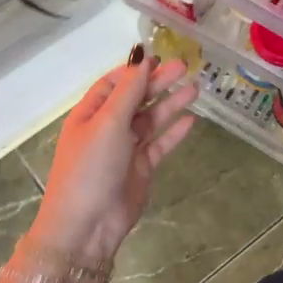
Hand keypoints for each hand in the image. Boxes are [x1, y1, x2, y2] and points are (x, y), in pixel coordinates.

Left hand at [29, 50, 196, 263]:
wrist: (87, 224)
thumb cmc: (91, 167)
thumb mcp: (108, 123)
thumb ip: (129, 91)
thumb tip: (142, 59)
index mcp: (89, 114)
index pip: (112, 84)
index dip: (134, 70)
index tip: (158, 57)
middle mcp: (106, 129)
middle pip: (135, 99)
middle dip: (158, 83)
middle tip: (185, 66)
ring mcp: (124, 150)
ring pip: (150, 120)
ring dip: (171, 104)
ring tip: (196, 89)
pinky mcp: (140, 169)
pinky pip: (159, 145)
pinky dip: (174, 133)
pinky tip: (191, 121)